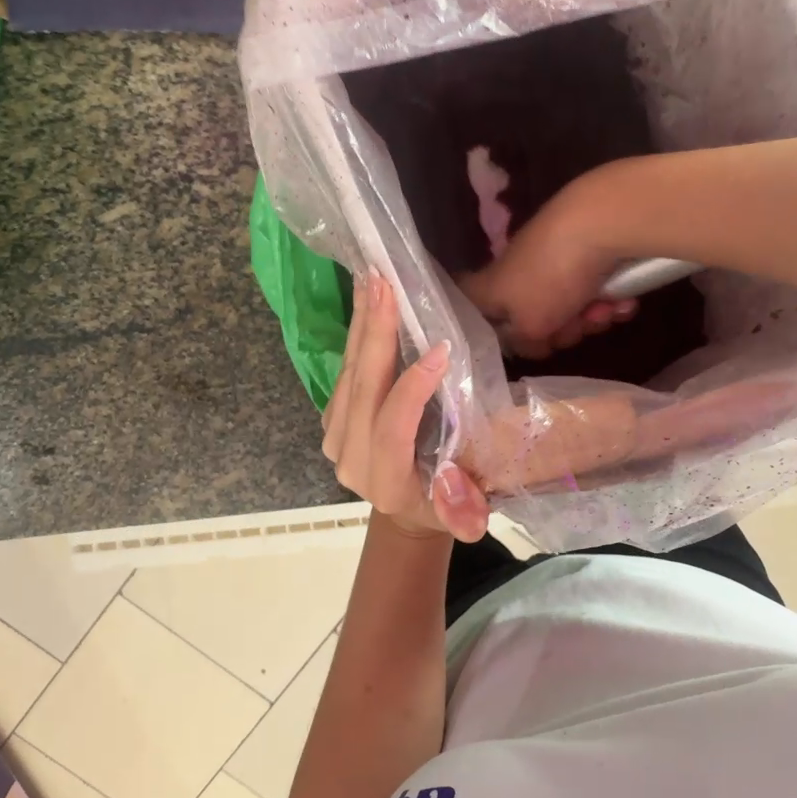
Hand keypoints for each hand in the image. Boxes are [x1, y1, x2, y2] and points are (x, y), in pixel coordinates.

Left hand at [322, 274, 489, 541]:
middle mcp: (350, 460)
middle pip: (361, 391)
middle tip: (385, 285)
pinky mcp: (331, 418)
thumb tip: (457, 483)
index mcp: (384, 482)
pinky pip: (342, 371)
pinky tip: (365, 299)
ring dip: (361, 324)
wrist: (405, 510)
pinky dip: (356, 333)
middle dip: (375, 335)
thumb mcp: (464, 517)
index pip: (391, 427)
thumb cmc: (443, 505)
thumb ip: (465, 512)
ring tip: (372, 280)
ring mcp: (335, 437)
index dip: (412, 389)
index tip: (441, 348)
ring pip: (347, 375)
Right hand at [457, 183, 633, 359]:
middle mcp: (514, 276)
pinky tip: (622, 300)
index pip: (474, 315)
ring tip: (604, 309)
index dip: (495, 336)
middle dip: (563, 331)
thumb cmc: (551, 279)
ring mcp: (550, 264)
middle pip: (534, 322)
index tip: (524, 342)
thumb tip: (532, 344)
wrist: (599, 223)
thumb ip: (524, 344)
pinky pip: (593, 292)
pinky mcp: (583, 255)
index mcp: (489, 290)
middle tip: (575, 326)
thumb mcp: (530, 328)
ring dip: (591, 318)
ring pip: (570, 309)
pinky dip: (609, 300)